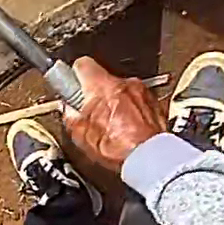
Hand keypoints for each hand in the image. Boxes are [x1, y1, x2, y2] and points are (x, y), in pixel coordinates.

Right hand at [62, 56, 162, 175]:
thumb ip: (72, 119)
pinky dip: (130, 112)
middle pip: (102, 80)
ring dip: (114, 105)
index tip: (72, 89)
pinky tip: (126, 130)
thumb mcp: (84, 138)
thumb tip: (69, 112)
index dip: (74, 76)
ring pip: (120, 91)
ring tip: (111, 128)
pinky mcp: (155, 102)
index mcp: (103, 87)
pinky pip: (136, 101)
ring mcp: (142, 92)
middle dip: (95, 96)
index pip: (83, 65)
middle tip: (91, 117)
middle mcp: (125, 83)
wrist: (152, 160)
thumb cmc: (121, 150)